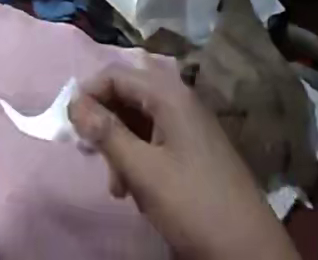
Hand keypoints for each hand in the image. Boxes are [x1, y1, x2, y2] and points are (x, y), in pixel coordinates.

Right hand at [70, 67, 298, 259]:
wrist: (249, 249)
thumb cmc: (192, 202)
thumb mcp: (142, 171)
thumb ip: (106, 133)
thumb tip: (74, 102)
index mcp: (169, 94)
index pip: (117, 74)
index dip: (89, 94)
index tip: (68, 124)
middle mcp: (179, 99)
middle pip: (128, 94)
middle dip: (105, 123)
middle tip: (89, 155)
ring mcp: (189, 123)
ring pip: (139, 119)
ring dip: (120, 146)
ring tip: (116, 184)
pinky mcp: (194, 147)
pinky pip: (154, 138)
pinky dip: (137, 157)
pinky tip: (134, 189)